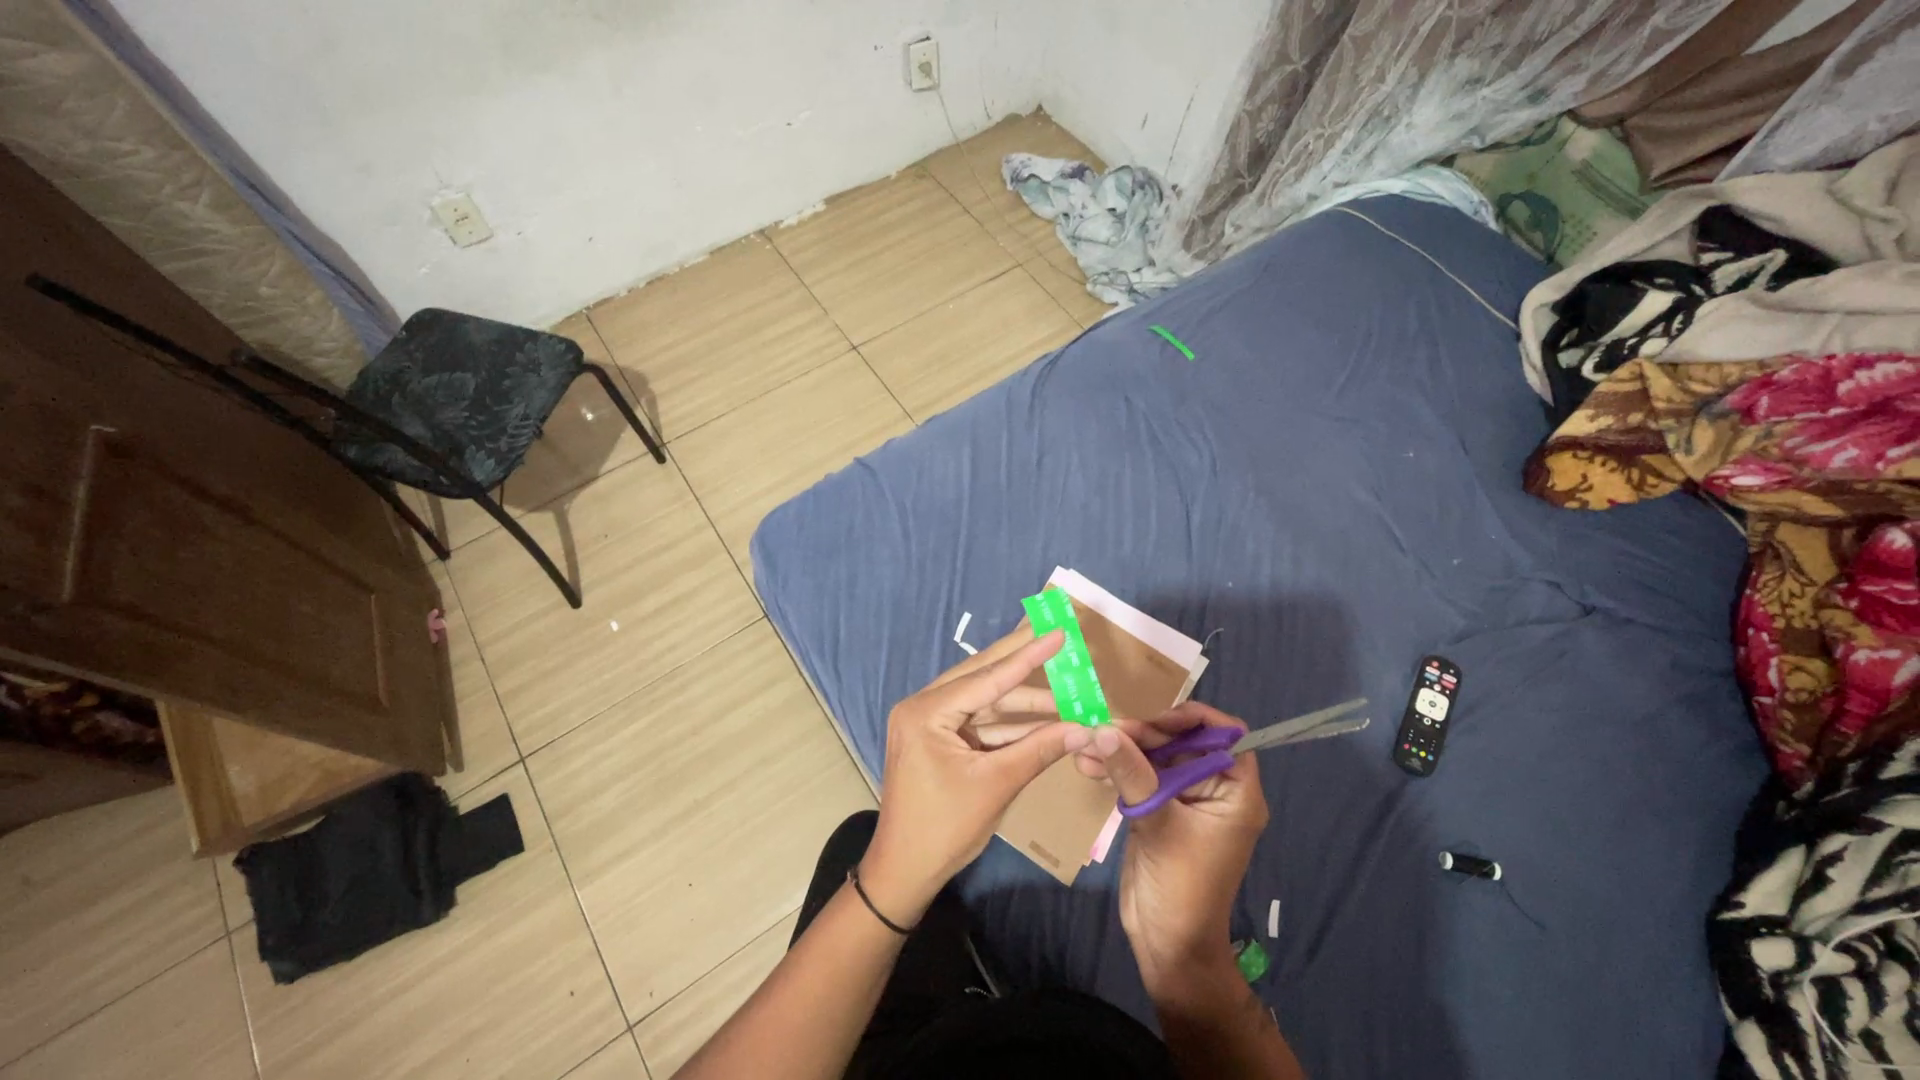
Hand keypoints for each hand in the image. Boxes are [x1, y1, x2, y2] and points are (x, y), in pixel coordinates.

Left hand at [860, 631, 1094, 925]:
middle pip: (983, 678)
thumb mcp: (996, 785)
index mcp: (926, 712)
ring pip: (984, 701)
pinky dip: (1010, 723)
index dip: (1028, 656)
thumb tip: (1085, 728)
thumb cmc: (943, 828)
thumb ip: (1039, 750)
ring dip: (1023, 701)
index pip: (987, 678)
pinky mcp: (939, 741)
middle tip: (1059, 637)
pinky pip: (979, 722)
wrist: (904, 871)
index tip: (1059, 632)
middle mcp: (923, 708)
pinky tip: (1045, 718)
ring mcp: (929, 724)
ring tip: (1066, 689)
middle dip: (1023, 662)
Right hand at [1079, 702, 1268, 992]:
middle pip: (1182, 742)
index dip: (1191, 719)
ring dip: (1122, 750)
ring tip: (1086, 746)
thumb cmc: (1181, 885)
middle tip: (1105, 730)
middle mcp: (1214, 790)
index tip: (1153, 718)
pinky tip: (1087, 765)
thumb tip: (1105, 730)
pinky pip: (1140, 778)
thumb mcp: (1158, 824)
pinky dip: (1116, 770)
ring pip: (1156, 758)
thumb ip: (1132, 773)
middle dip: (1143, 733)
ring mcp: (1185, 801)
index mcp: (1236, 792)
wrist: (1168, 944)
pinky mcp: (1159, 812)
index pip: (1225, 735)